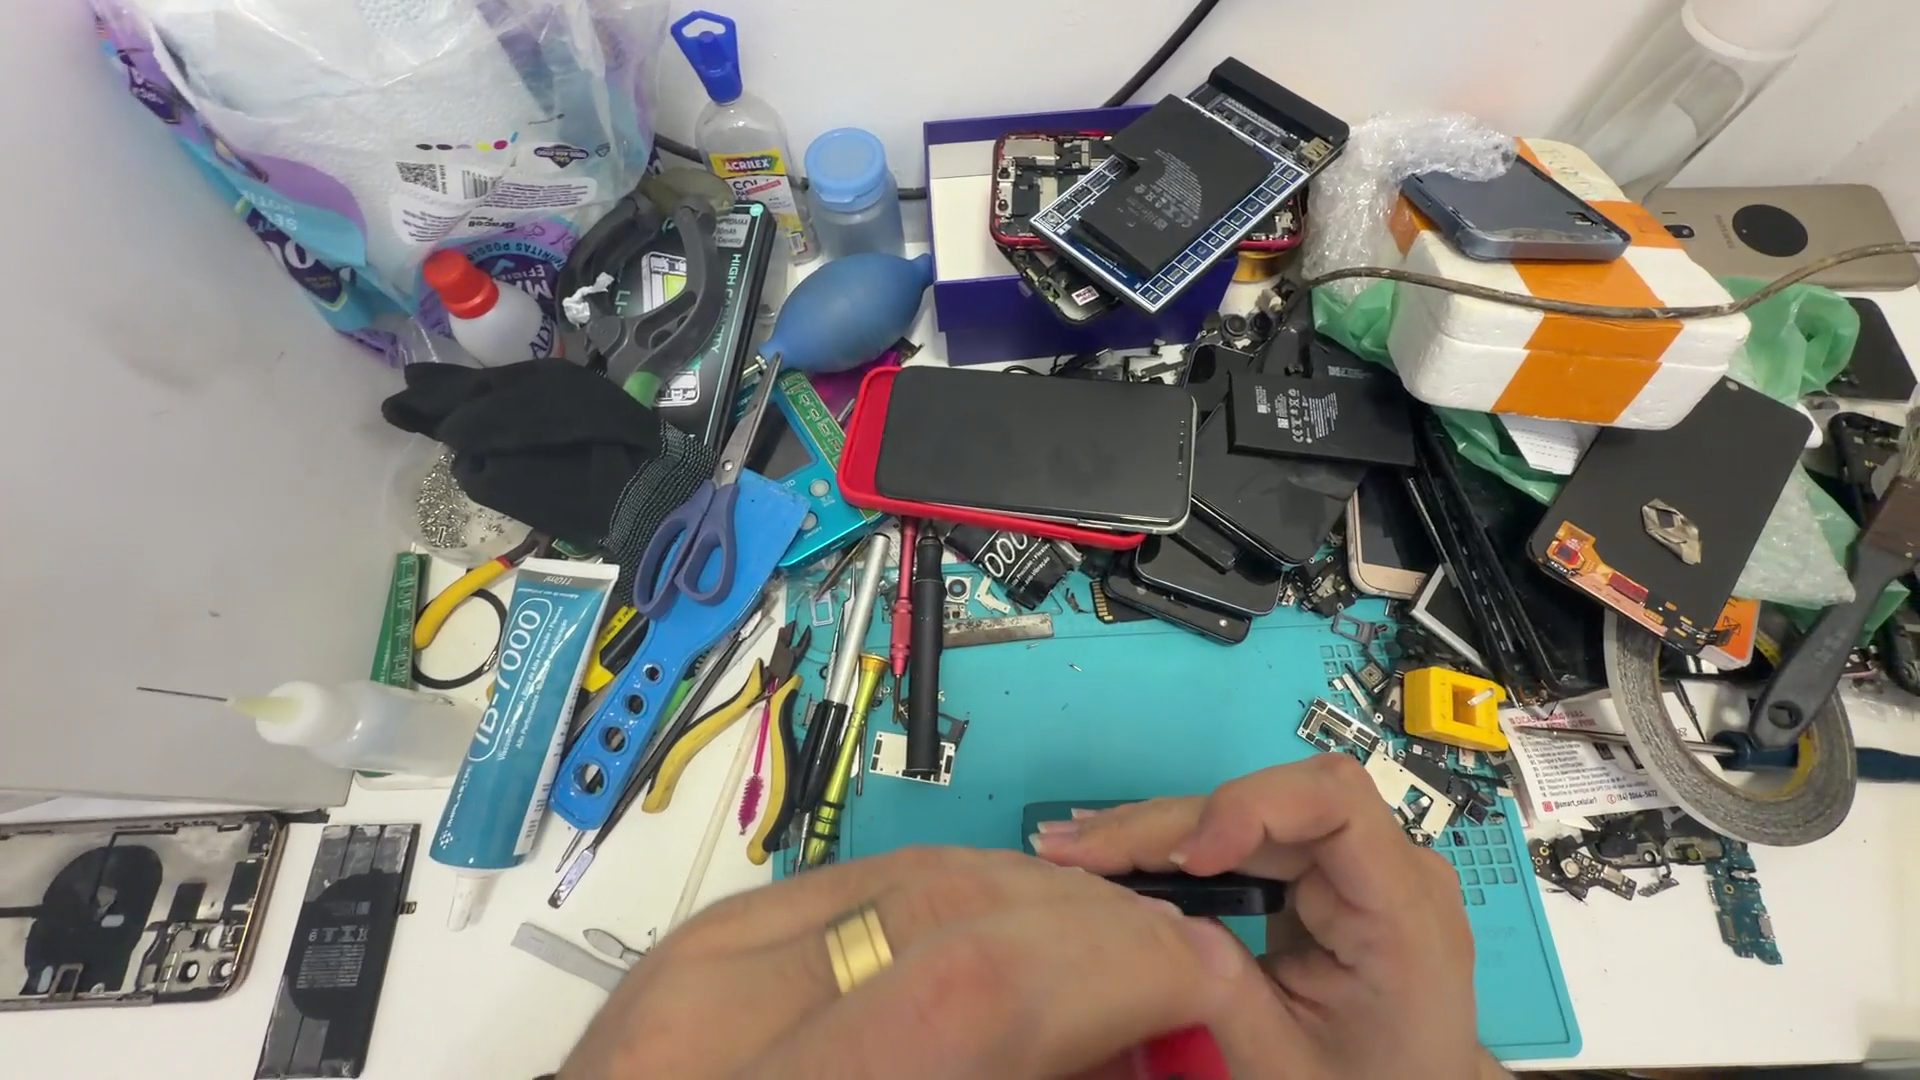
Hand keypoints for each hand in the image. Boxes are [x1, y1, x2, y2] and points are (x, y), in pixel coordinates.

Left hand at [560, 846, 1289, 1078]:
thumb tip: (1146, 1034)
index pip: (971, 986)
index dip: (1110, 965)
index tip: (1195, 972)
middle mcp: (712, 1011)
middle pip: (944, 903)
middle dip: (1081, 918)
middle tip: (1158, 952)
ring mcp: (698, 958)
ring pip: (906, 871)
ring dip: (1024, 894)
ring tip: (1094, 935)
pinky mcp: (701, 937)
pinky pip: (860, 880)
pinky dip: (951, 893)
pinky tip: (1000, 923)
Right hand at [1030, 756, 1494, 1079]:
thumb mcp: (1288, 1064)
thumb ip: (1222, 986)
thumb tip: (1147, 912)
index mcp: (1401, 908)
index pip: (1332, 801)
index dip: (1249, 807)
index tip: (1182, 860)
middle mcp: (1378, 859)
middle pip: (1263, 798)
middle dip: (1164, 824)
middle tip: (1074, 849)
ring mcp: (1342, 854)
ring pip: (1236, 807)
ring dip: (1152, 826)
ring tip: (1073, 844)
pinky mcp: (1309, 860)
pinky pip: (1234, 829)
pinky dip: (1169, 838)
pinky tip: (1114, 840)